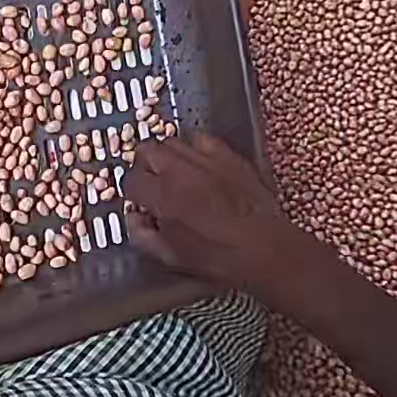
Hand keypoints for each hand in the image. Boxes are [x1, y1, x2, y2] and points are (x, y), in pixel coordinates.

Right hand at [122, 133, 308, 289]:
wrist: (266, 249)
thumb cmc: (219, 257)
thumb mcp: (172, 257)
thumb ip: (143, 236)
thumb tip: (134, 219)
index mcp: (162, 197)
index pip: (130, 180)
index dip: (132, 192)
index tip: (140, 201)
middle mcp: (179, 171)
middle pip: (146, 151)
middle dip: (145, 167)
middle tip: (154, 184)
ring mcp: (204, 159)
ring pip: (171, 142)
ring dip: (167, 156)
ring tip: (176, 174)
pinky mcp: (227, 156)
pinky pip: (200, 139)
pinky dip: (194, 148)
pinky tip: (199, 164)